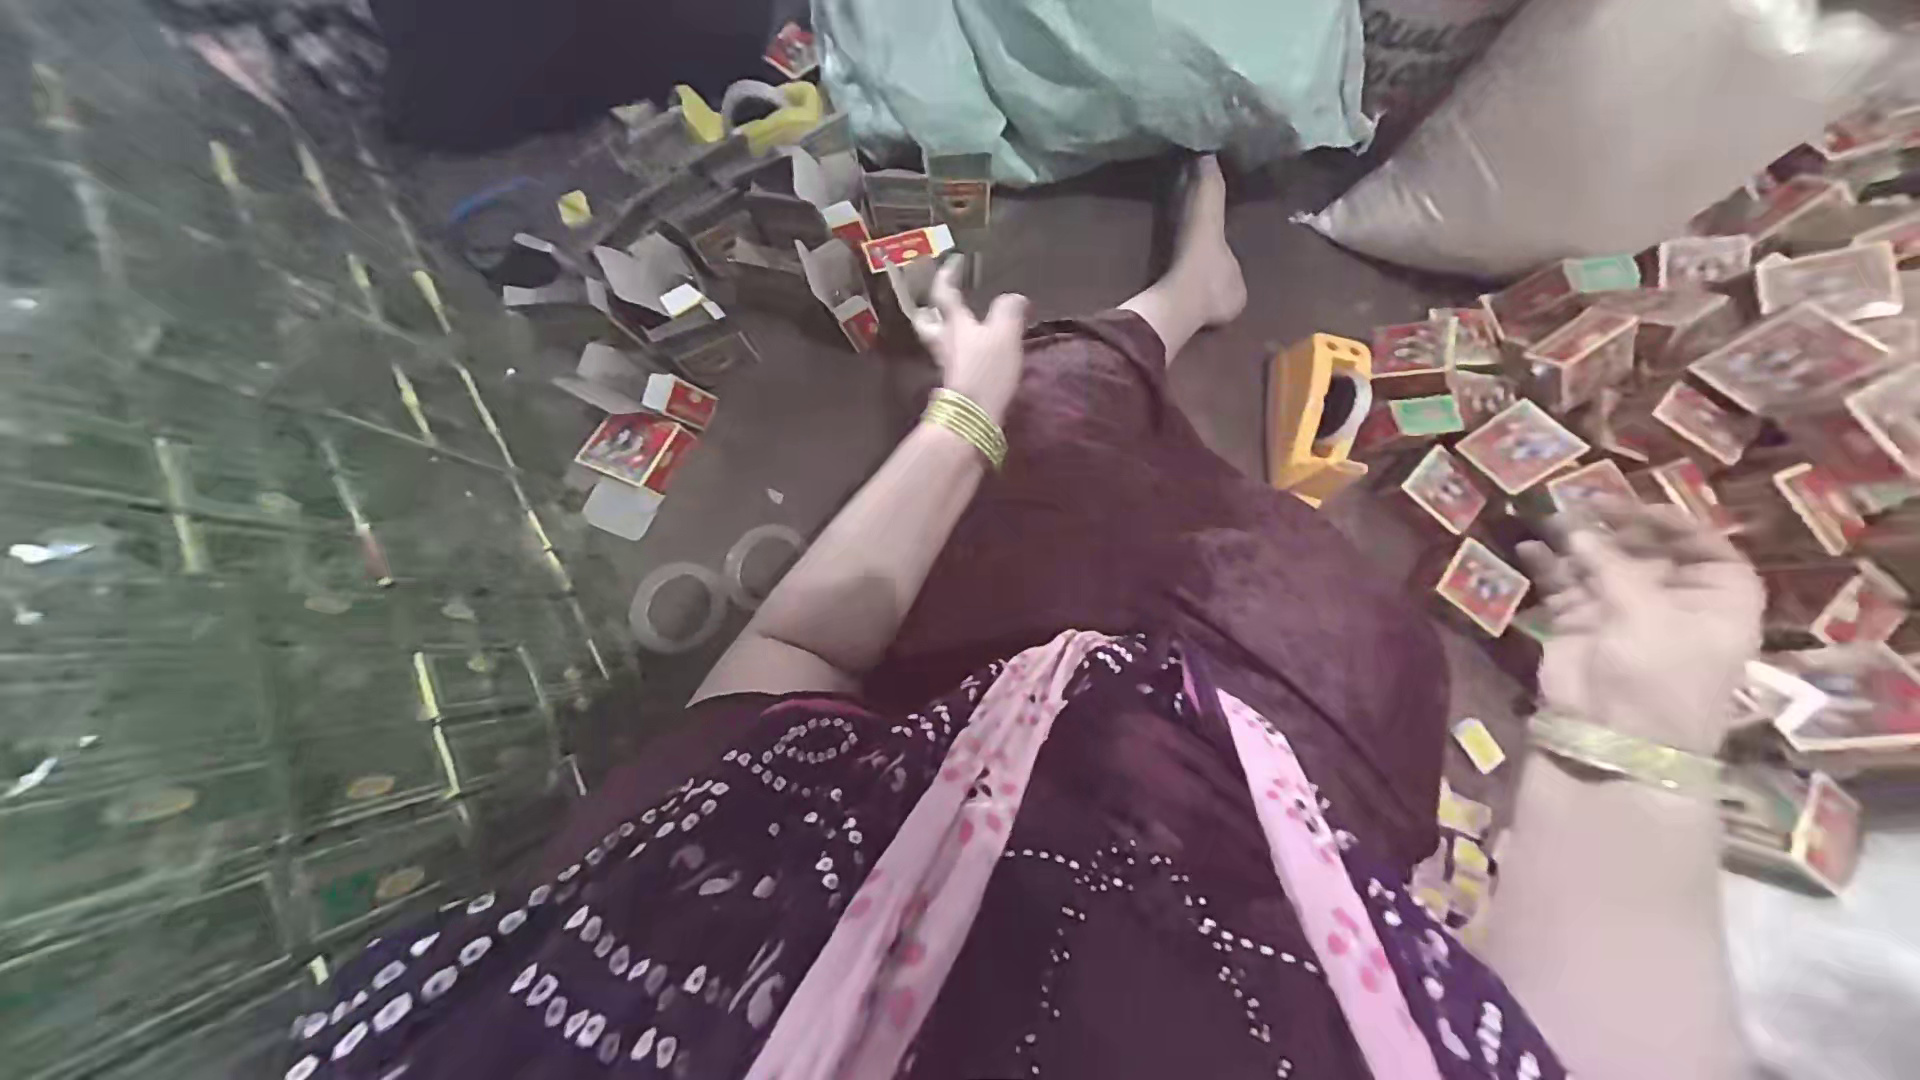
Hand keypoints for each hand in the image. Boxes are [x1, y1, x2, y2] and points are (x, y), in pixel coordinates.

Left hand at [911, 256, 1029, 423]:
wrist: (973, 416)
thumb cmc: (987, 370)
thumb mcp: (1005, 334)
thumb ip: (1009, 311)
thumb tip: (1015, 298)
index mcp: (954, 324)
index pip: (944, 293)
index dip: (947, 275)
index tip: (953, 261)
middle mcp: (945, 343)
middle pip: (928, 322)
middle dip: (929, 310)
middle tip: (934, 303)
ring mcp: (947, 365)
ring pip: (938, 342)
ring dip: (942, 331)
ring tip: (955, 325)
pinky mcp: (956, 385)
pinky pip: (953, 360)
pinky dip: (958, 352)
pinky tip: (970, 353)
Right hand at [1518, 502, 1763, 754]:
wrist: (1612, 728)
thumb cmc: (1657, 673)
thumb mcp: (1648, 614)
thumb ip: (1611, 567)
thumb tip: (1576, 528)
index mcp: (1714, 600)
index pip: (1703, 548)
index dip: (1671, 523)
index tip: (1629, 505)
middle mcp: (1668, 600)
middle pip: (1644, 551)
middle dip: (1612, 528)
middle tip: (1577, 503)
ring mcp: (1619, 610)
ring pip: (1597, 564)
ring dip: (1573, 542)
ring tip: (1545, 519)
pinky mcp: (1576, 620)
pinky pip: (1561, 584)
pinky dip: (1545, 566)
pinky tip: (1527, 548)